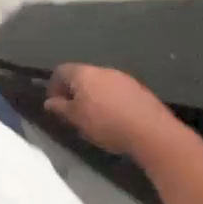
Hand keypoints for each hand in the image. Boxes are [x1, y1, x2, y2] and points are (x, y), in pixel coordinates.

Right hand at [44, 64, 185, 155]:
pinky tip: (117, 118)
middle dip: (76, 91)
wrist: (152, 133)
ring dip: (96, 96)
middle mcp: (103, 70)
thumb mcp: (76, 119)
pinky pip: (119, 92)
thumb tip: (50, 102)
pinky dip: (113, 101)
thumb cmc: (106, 123)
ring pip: (102, 83)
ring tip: (97, 116)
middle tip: (74, 110)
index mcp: (83, 73)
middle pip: (83, 75)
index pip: (61, 71)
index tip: (55, 104)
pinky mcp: (141, 91)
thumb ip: (60, 108)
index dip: (54, 86)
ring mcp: (124, 79)